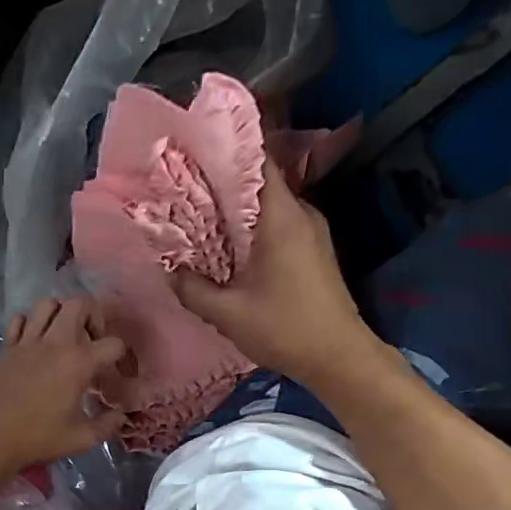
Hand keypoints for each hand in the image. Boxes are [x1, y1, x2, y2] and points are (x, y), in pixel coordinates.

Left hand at [0, 297, 127, 483]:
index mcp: (79, 363)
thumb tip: (120, 415)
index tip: (115, 371)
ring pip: (47, 303)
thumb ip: (108, 425)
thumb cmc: (40, 438)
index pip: (113, 343)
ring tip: (64, 336)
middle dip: (92, 316)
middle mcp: (55, 343)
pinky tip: (35, 342)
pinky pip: (20, 319)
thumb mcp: (83, 439)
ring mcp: (27, 341)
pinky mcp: (6, 346)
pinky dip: (30, 323)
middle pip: (79, 304)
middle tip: (91, 340)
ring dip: (60, 313)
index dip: (121, 355)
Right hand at [173, 162, 385, 388]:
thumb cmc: (286, 330)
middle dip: (224, 186)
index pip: (255, 158)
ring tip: (205, 223)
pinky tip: (234, 251)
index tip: (191, 158)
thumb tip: (170, 272)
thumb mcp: (229, 315)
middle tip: (187, 195)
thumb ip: (193, 290)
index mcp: (281, 216)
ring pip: (270, 206)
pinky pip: (281, 226)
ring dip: (240, 213)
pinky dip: (257, 231)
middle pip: (259, 182)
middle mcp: (302, 213)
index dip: (222, 152)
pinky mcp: (317, 251)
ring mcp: (314, 231)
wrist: (340, 358)